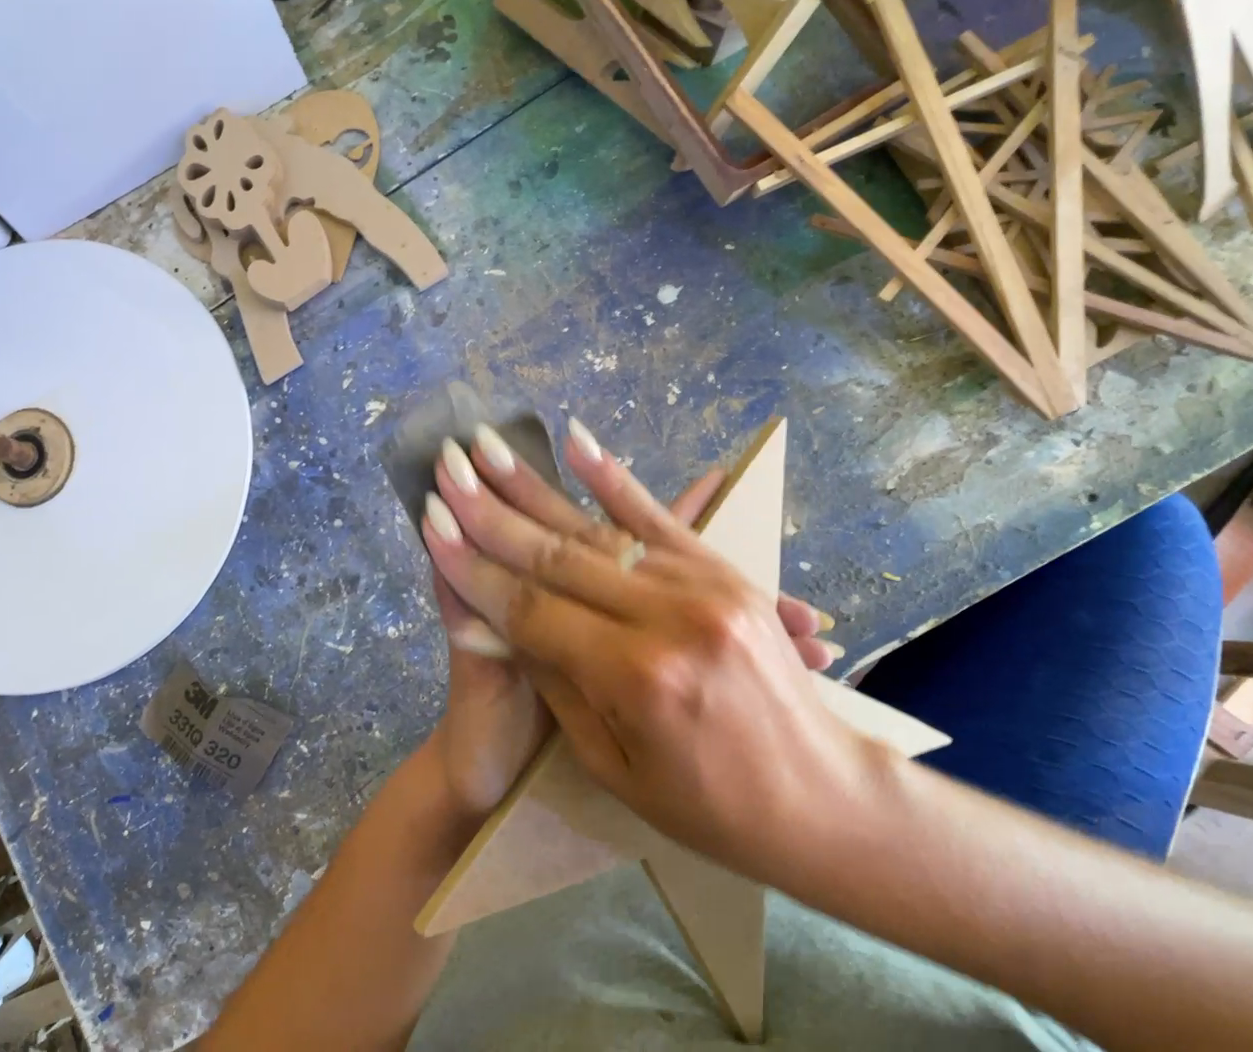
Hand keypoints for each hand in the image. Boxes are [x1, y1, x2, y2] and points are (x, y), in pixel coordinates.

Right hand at [420, 420, 877, 876]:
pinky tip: (576, 443)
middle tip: (445, 465)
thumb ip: (555, 681)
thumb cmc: (704, 809)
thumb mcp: (611, 766)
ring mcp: (705, 588)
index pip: (530, 608)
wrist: (822, 802)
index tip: (430, 521)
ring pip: (598, 529)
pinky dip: (614, 481)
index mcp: (633, 677)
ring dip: (537, 485)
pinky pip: (659, 521)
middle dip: (491, 510)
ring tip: (487, 444)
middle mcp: (669, 618)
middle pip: (558, 554)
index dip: (473, 566)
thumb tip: (502, 614)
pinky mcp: (725, 576)